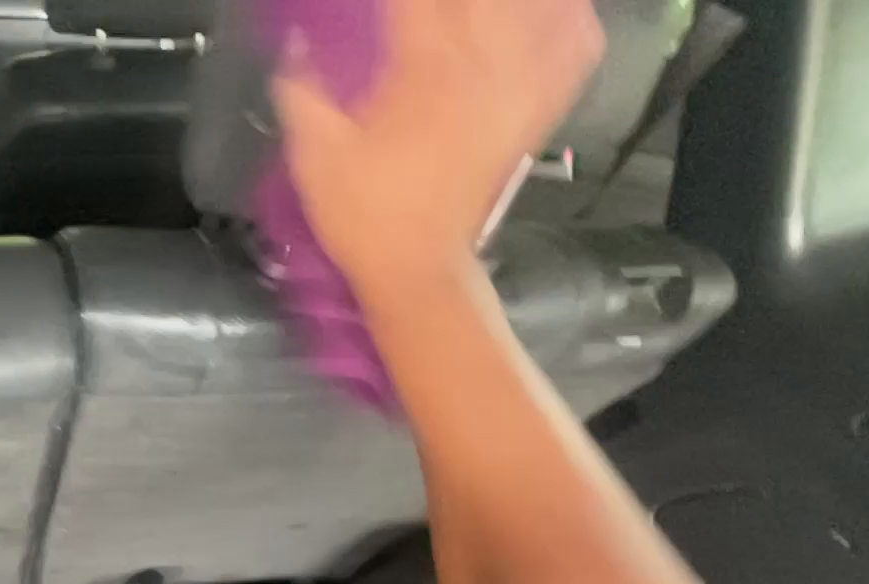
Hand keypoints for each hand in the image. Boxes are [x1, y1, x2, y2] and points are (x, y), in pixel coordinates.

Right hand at [272, 0, 604, 296]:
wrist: (416, 271)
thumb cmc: (363, 216)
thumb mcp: (315, 157)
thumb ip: (302, 92)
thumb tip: (294, 39)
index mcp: (425, 65)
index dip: (393, 1)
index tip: (372, 9)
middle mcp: (483, 61)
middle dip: (440, 1)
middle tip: (415, 14)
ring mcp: (518, 84)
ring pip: (535, 4)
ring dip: (501, 3)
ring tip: (463, 15)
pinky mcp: (535, 111)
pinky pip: (574, 44)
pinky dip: (566, 18)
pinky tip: (543, 15)